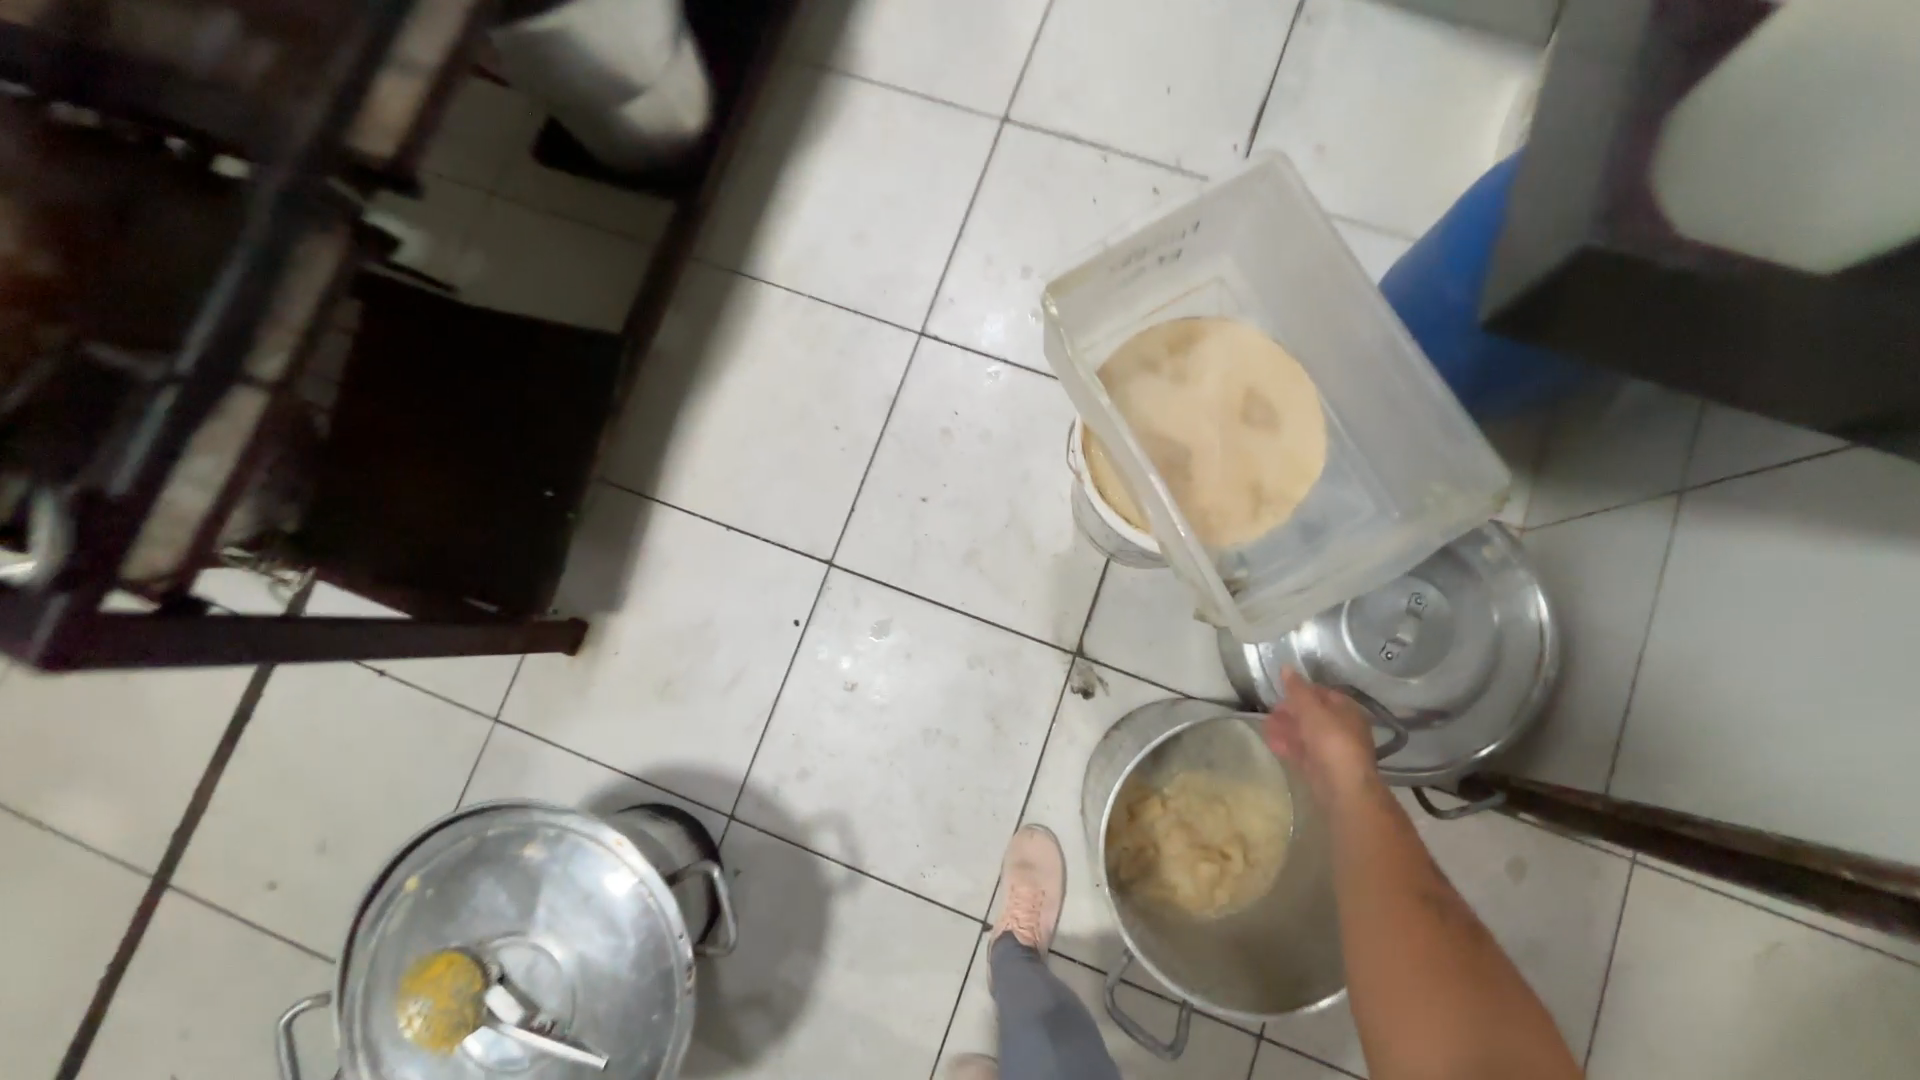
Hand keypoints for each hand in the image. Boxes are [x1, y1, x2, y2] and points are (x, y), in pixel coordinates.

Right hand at [1263, 668, 1382, 803]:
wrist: (1342, 787)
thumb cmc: (1331, 741)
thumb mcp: (1312, 710)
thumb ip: (1297, 690)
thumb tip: (1286, 667)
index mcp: (1346, 711)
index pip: (1323, 694)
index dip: (1302, 690)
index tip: (1281, 692)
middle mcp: (1342, 728)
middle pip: (1313, 714)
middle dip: (1290, 711)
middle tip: (1270, 711)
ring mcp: (1331, 749)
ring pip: (1305, 734)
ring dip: (1285, 728)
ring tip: (1265, 726)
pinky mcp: (1321, 767)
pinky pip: (1301, 751)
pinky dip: (1287, 744)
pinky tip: (1271, 742)